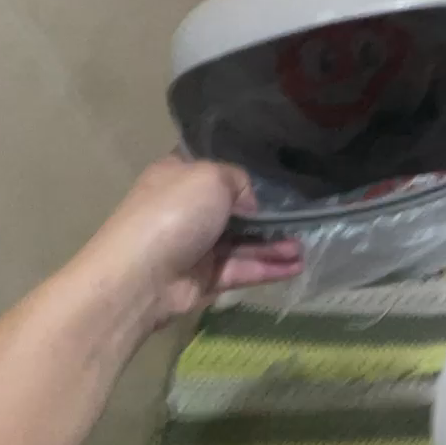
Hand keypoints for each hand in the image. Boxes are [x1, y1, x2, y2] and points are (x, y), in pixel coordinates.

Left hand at [72, 154, 302, 328]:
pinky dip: (269, 267)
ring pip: (244, 242)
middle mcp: (188, 209)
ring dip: (275, 244)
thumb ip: (240, 182)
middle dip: (268, 214)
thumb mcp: (212, 176)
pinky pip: (243, 269)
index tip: (275, 172)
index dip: (241, 170)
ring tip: (305, 247)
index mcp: (179, 177)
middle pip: (236, 208)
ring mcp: (197, 245)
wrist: (140, 277)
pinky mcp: (206, 277)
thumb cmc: (173, 214)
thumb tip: (250, 207)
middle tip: (301, 216)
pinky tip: (296, 266)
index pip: (213, 167)